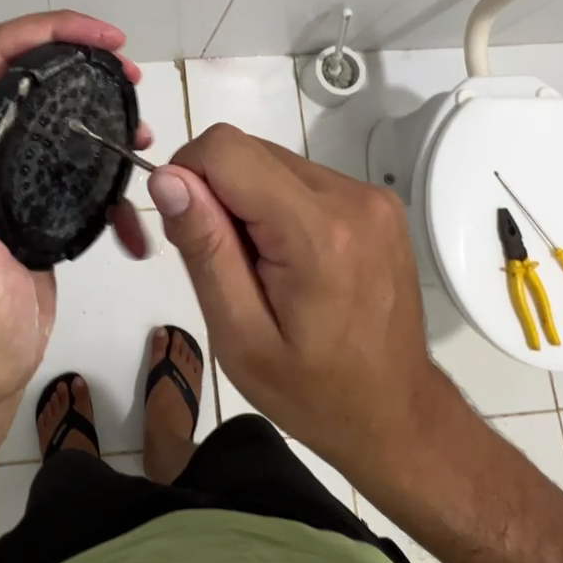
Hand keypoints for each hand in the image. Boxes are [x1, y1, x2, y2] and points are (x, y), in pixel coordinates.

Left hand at [0, 11, 152, 417]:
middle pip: (34, 78)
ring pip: (61, 120)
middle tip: (132, 76)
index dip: (46, 30)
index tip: (104, 38)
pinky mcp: (40, 205)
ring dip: (104, 115)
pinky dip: (111, 182)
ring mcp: (12, 177)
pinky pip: (79, 172)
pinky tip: (135, 211)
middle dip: (85, 63)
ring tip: (142, 128)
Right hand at [146, 125, 445, 469]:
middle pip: (249, 151)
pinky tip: (291, 260)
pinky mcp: (379, 201)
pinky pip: (303, 178)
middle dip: (218, 193)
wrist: (395, 413)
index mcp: (316, 232)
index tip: (187, 227)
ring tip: (262, 268)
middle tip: (226, 262)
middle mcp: (351, 197)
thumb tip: (167, 178)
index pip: (226, 149)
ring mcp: (371, 196)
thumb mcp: (239, 336)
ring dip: (250, 201)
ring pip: (274, 161)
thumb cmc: (312, 391)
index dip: (188, 173)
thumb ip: (204, 249)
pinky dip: (280, 205)